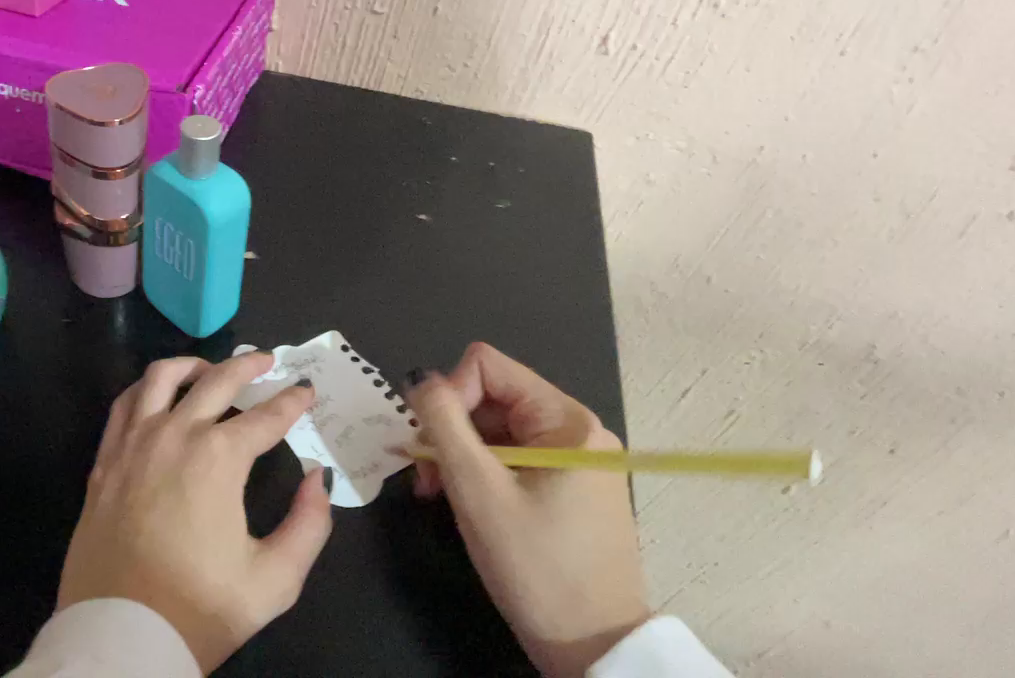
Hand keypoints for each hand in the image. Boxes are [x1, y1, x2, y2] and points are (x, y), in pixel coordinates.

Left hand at [56, 352, 333, 673]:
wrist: (120, 633)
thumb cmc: (199, 607)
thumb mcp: (274, 580)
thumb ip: (309, 525)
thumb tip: (318, 479)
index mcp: (218, 458)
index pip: (265, 417)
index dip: (291, 402)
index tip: (307, 391)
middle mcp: (175, 434)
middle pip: (215, 381)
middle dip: (248, 366)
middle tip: (268, 361)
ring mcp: (134, 441)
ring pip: (162, 377)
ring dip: (193, 365)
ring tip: (212, 369)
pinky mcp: (106, 457)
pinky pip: (126, 402)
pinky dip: (148, 387)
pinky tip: (158, 394)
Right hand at [404, 343, 649, 677]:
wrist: (595, 651)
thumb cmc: (536, 566)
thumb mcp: (477, 489)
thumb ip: (443, 422)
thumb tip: (419, 378)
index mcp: (565, 419)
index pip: (485, 366)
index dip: (448, 394)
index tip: (430, 442)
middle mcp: (574, 429)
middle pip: (488, 396)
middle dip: (448, 428)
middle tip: (424, 476)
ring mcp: (573, 458)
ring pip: (493, 427)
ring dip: (457, 453)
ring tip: (435, 493)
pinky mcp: (566, 485)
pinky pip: (509, 455)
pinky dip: (478, 471)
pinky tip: (460, 500)